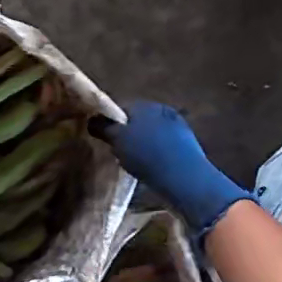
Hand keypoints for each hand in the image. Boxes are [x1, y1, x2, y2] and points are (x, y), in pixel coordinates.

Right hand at [98, 100, 251, 234]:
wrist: (184, 176)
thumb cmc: (146, 155)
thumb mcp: (117, 141)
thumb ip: (103, 128)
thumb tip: (92, 119)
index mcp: (144, 105)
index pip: (121, 108)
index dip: (111, 123)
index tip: (105, 139)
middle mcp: (163, 110)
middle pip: (139, 120)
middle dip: (130, 134)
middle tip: (119, 153)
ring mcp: (179, 127)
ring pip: (154, 133)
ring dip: (145, 145)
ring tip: (136, 164)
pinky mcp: (189, 144)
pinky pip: (166, 146)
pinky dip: (159, 155)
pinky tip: (154, 169)